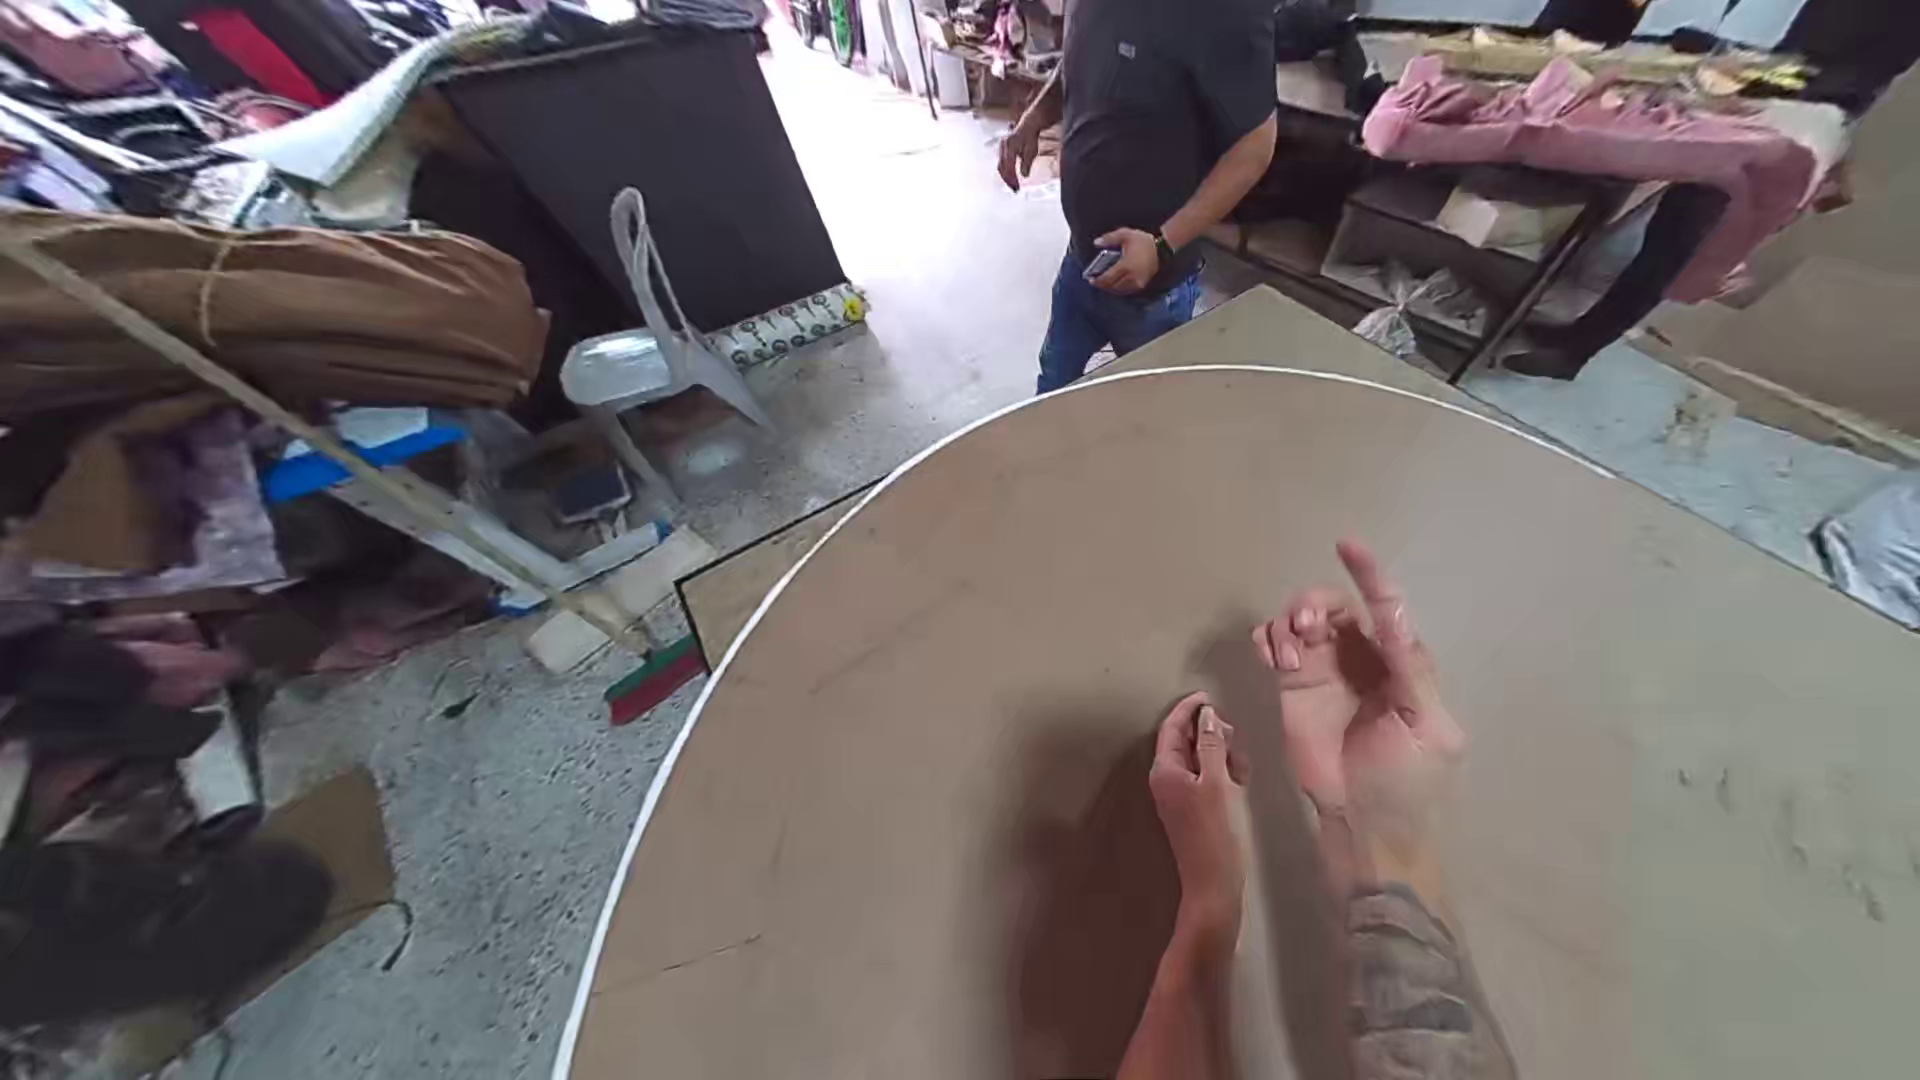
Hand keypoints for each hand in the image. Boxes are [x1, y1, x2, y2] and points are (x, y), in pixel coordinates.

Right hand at [997, 121, 1040, 191]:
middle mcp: (1003, 146)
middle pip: (1002, 168)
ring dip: (1006, 178)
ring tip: (1013, 186)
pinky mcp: (1001, 151)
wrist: (1028, 126)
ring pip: (1000, 167)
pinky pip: (1001, 164)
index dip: (1012, 179)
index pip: (1009, 167)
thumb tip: (1025, 175)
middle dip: (1008, 180)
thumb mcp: (1031, 151)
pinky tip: (1010, 179)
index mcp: (1010, 146)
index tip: (1017, 187)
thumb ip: (1027, 164)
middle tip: (1015, 189)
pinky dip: (1005, 173)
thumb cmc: (1030, 137)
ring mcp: (1001, 148)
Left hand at [1091, 227, 1158, 293]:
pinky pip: (1126, 291)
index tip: (1091, 280)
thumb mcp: (1125, 234)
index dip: (1098, 281)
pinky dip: (1119, 289)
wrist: (1161, 248)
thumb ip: (1109, 238)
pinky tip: (1115, 285)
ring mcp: (1137, 283)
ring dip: (1110, 288)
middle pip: (1112, 286)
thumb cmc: (1142, 241)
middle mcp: (1131, 277)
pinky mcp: (1141, 285)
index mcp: (1125, 265)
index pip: (1107, 278)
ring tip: (1104, 284)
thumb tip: (1096, 242)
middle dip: (1103, 285)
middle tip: (1096, 282)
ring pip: (1119, 290)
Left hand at [1148, 691, 1248, 954]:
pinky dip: (1221, 773)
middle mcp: (1165, 779)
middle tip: (1234, 737)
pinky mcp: (1192, 809)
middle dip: (1209, 734)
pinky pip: (1204, 779)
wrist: (1214, 888)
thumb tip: (1207, 714)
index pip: (1172, 728)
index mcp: (1164, 769)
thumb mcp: (1217, 783)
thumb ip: (1211, 746)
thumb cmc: (1216, 833)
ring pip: (1197, 760)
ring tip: (1240, 764)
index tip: (1207, 696)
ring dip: (1218, 755)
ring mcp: (1177, 795)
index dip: (1189, 709)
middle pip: (1184, 742)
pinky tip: (1239, 780)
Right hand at [1251, 540, 1463, 866]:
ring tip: (1287, 657)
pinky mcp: (1291, 686)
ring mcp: (1321, 671)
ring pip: (1297, 622)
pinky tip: (1273, 660)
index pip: (1385, 608)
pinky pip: (1274, 646)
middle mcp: (1359, 659)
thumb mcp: (1429, 726)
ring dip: (1287, 624)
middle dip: (1312, 603)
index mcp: (1399, 664)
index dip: (1368, 575)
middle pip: (1331, 607)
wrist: (1362, 821)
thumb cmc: (1406, 781)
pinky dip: (1269, 641)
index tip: (1346, 546)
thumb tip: (1393, 614)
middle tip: (1302, 628)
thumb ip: (1410, 669)